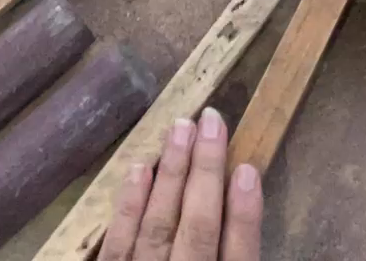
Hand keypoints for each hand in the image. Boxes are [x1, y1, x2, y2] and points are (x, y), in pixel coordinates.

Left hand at [99, 107, 261, 260]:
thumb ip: (236, 252)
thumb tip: (244, 189)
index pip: (239, 255)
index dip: (244, 214)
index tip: (247, 168)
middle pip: (199, 229)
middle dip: (206, 172)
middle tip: (212, 119)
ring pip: (158, 226)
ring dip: (171, 173)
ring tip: (182, 126)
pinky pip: (118, 245)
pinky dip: (129, 206)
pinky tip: (139, 168)